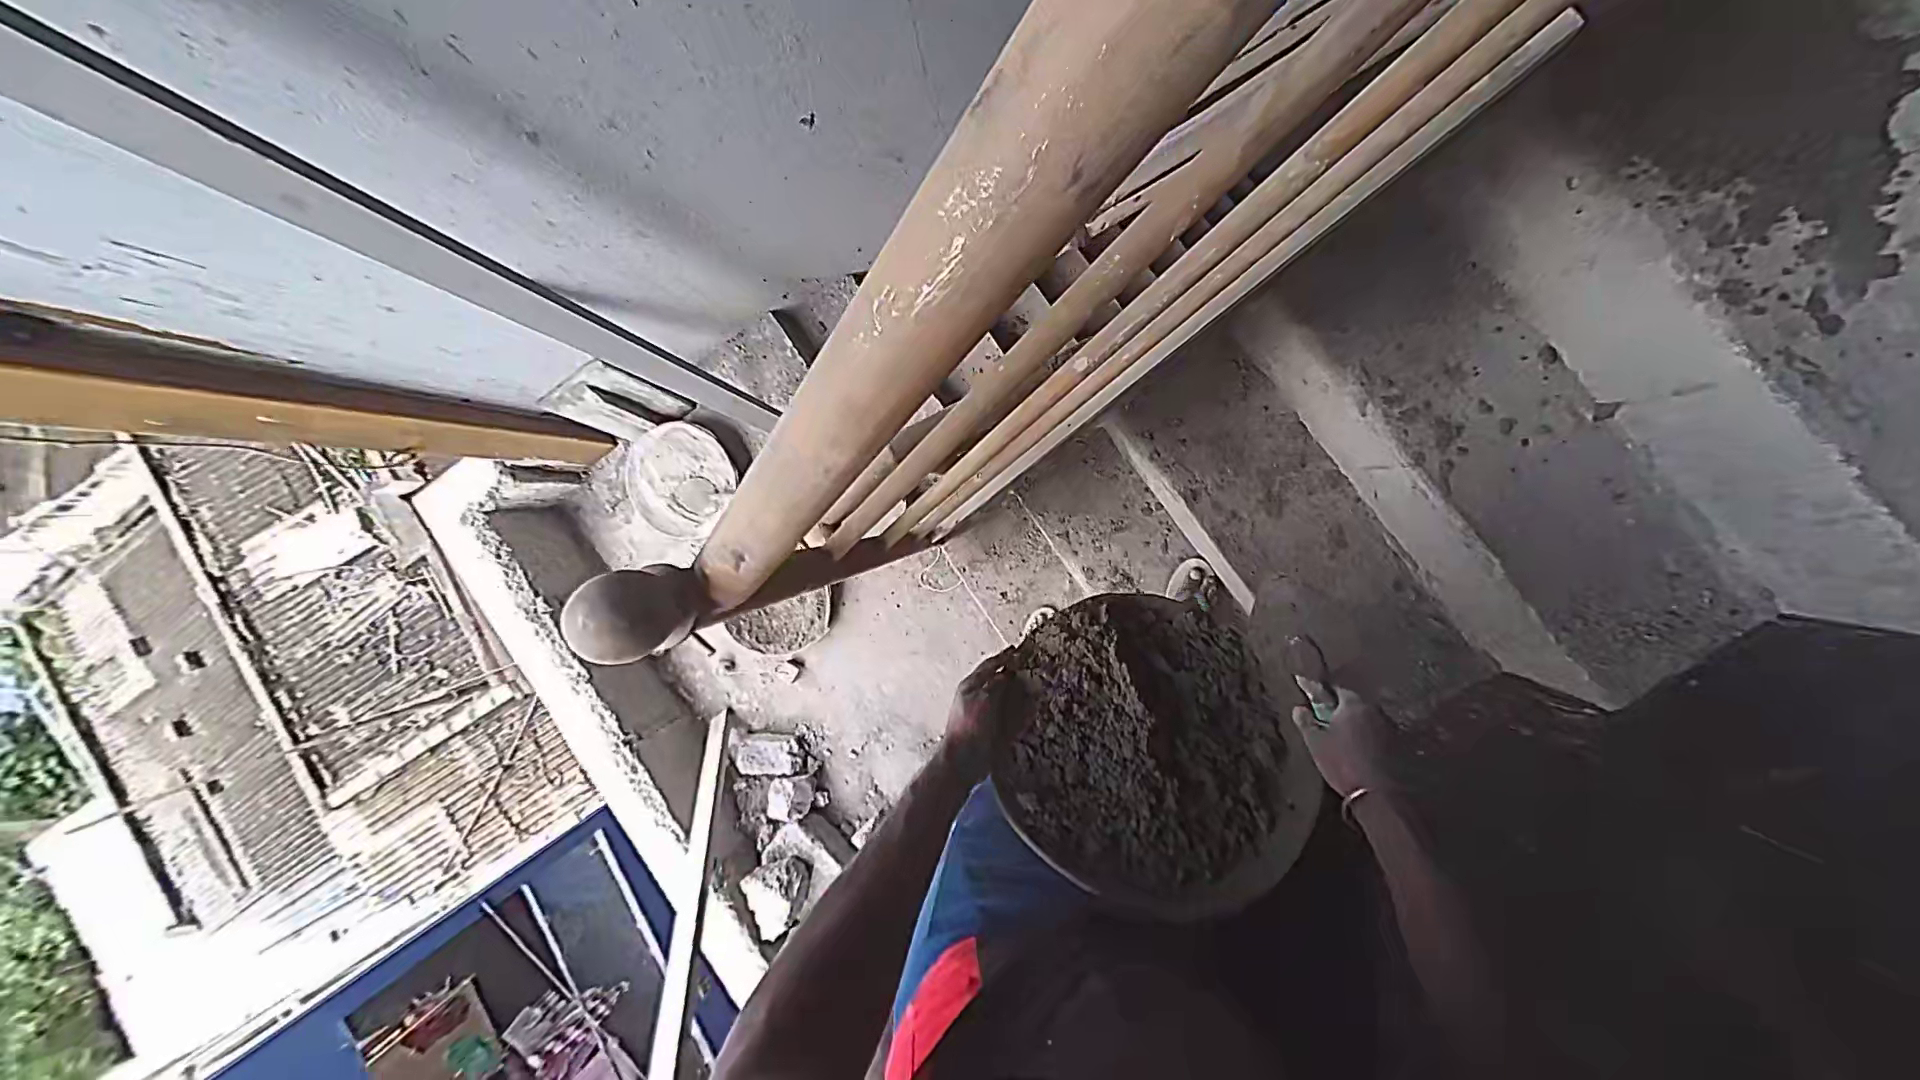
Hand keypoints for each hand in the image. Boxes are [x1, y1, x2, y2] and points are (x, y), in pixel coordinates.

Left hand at [941, 649, 1022, 782]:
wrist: (964, 760)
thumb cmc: (969, 727)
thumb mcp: (982, 699)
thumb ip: (995, 684)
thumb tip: (1008, 673)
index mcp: (972, 685)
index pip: (991, 665)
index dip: (1006, 657)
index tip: (1021, 650)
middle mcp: (980, 696)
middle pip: (1001, 679)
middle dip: (1016, 673)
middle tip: (1034, 666)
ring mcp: (990, 713)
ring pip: (1009, 696)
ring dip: (1023, 690)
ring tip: (1038, 684)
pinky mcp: (998, 728)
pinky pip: (1015, 715)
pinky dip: (1025, 709)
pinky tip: (1035, 706)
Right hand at [1289, 677, 1389, 797]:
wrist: (1379, 794)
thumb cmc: (1342, 763)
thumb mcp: (1316, 742)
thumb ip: (1306, 722)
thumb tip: (1299, 709)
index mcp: (1352, 706)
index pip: (1338, 691)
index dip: (1326, 694)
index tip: (1316, 698)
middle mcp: (1374, 712)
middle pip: (1355, 705)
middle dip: (1342, 710)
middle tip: (1329, 719)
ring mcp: (1389, 729)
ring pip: (1368, 720)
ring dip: (1357, 724)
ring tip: (1345, 736)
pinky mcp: (1399, 746)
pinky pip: (1378, 734)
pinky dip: (1368, 737)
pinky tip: (1360, 749)